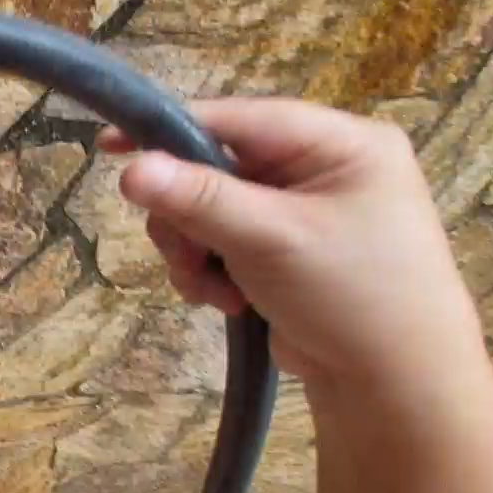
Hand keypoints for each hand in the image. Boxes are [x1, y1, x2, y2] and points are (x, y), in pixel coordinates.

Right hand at [100, 97, 492, 407]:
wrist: (385, 372)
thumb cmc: (349, 291)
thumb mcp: (269, 238)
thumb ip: (199, 200)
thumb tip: (129, 170)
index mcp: (337, 144)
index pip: (238, 120)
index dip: (172, 130)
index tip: (107, 147)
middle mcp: (315, 169)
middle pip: (209, 172)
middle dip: (185, 220)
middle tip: (188, 257)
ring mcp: (293, 210)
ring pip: (201, 214)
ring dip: (191, 254)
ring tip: (213, 288)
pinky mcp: (274, 247)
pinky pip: (211, 244)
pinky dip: (204, 272)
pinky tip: (226, 298)